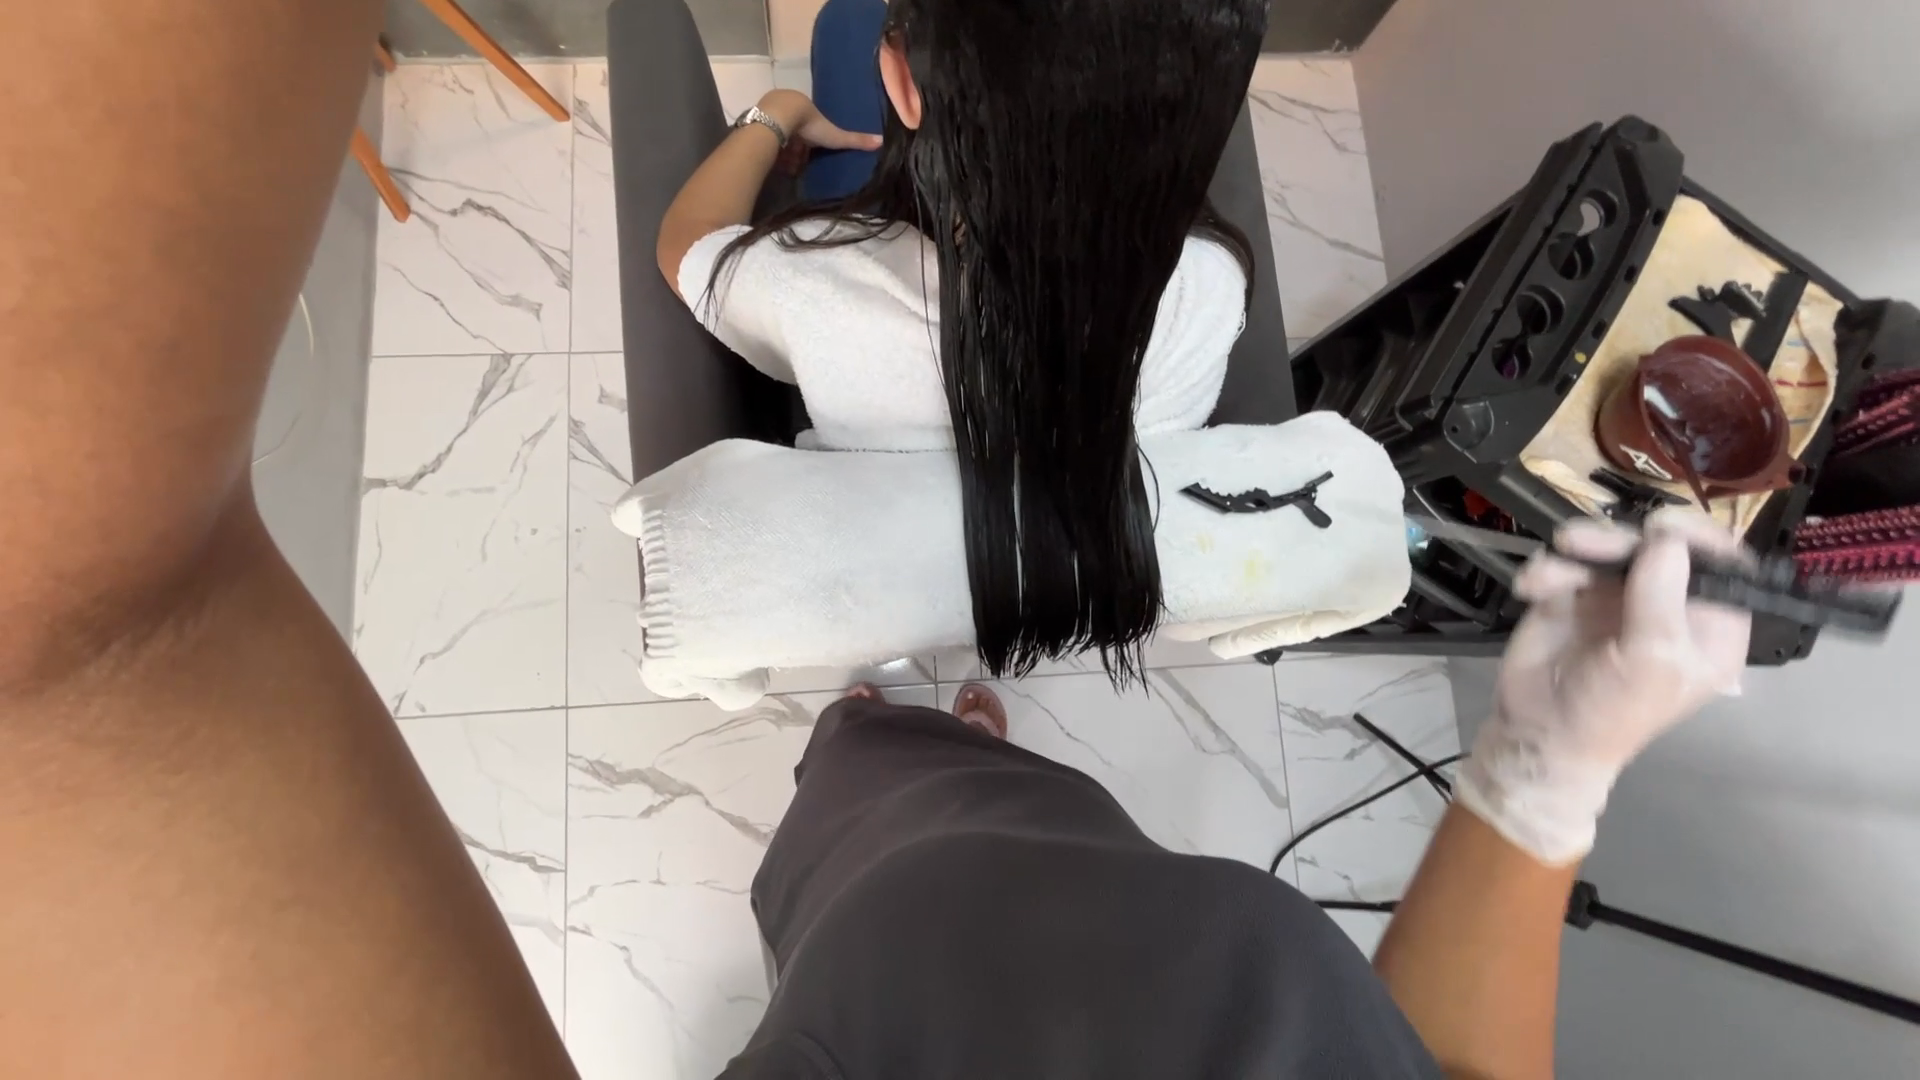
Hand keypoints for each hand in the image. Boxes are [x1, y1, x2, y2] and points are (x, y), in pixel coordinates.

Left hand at [755, 90, 881, 173]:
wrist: (778, 119)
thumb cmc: (808, 125)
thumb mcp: (834, 136)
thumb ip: (854, 140)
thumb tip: (881, 141)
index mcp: (802, 105)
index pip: (807, 126)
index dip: (809, 143)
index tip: (810, 156)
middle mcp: (784, 104)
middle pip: (792, 132)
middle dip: (796, 150)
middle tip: (799, 165)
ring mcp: (767, 110)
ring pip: (778, 135)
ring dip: (783, 153)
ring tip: (786, 168)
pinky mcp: (755, 120)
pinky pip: (765, 138)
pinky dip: (771, 151)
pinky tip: (774, 163)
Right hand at [1456, 507, 1751, 864]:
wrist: (1543, 731)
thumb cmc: (1615, 708)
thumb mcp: (1651, 659)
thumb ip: (1661, 599)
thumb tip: (1666, 541)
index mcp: (1704, 623)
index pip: (1718, 566)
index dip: (1695, 540)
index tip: (1660, 528)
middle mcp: (1660, 604)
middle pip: (1650, 550)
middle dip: (1615, 542)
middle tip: (1576, 543)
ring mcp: (1609, 600)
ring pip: (1600, 551)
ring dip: (1571, 554)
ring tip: (1544, 573)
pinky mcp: (1563, 600)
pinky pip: (1556, 567)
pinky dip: (1541, 572)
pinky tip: (1529, 590)